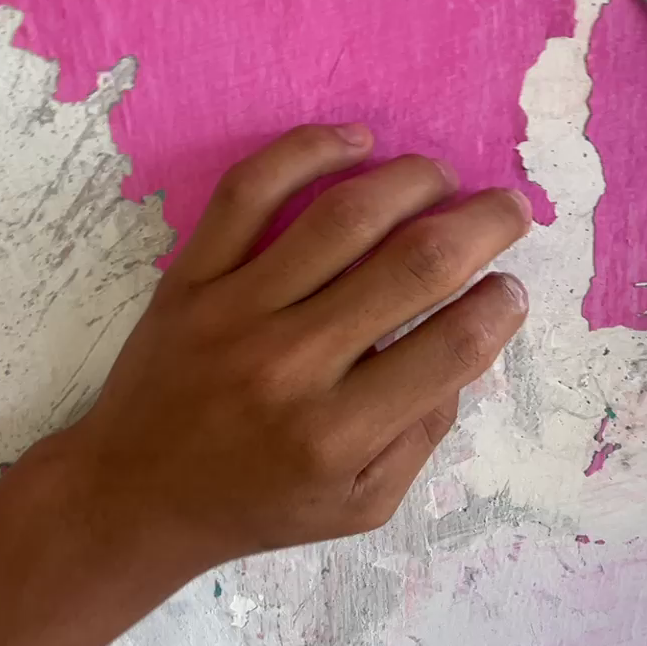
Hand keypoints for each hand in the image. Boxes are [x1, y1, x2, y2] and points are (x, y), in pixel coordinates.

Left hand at [48, 123, 531, 570]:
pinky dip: (308, 150)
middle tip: (510, 209)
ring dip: (414, 180)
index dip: (501, 306)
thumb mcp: (361, 505)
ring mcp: (235, 310)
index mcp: (340, 434)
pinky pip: (250, 192)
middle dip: (483, 225)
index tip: (511, 289)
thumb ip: (424, 432)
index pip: (451, 347)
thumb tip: (467, 341)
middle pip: (414, 266)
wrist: (135, 496)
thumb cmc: (258, 504)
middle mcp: (293, 364)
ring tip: (444, 177)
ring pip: (344, 216)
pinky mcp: (191, 276)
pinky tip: (357, 140)